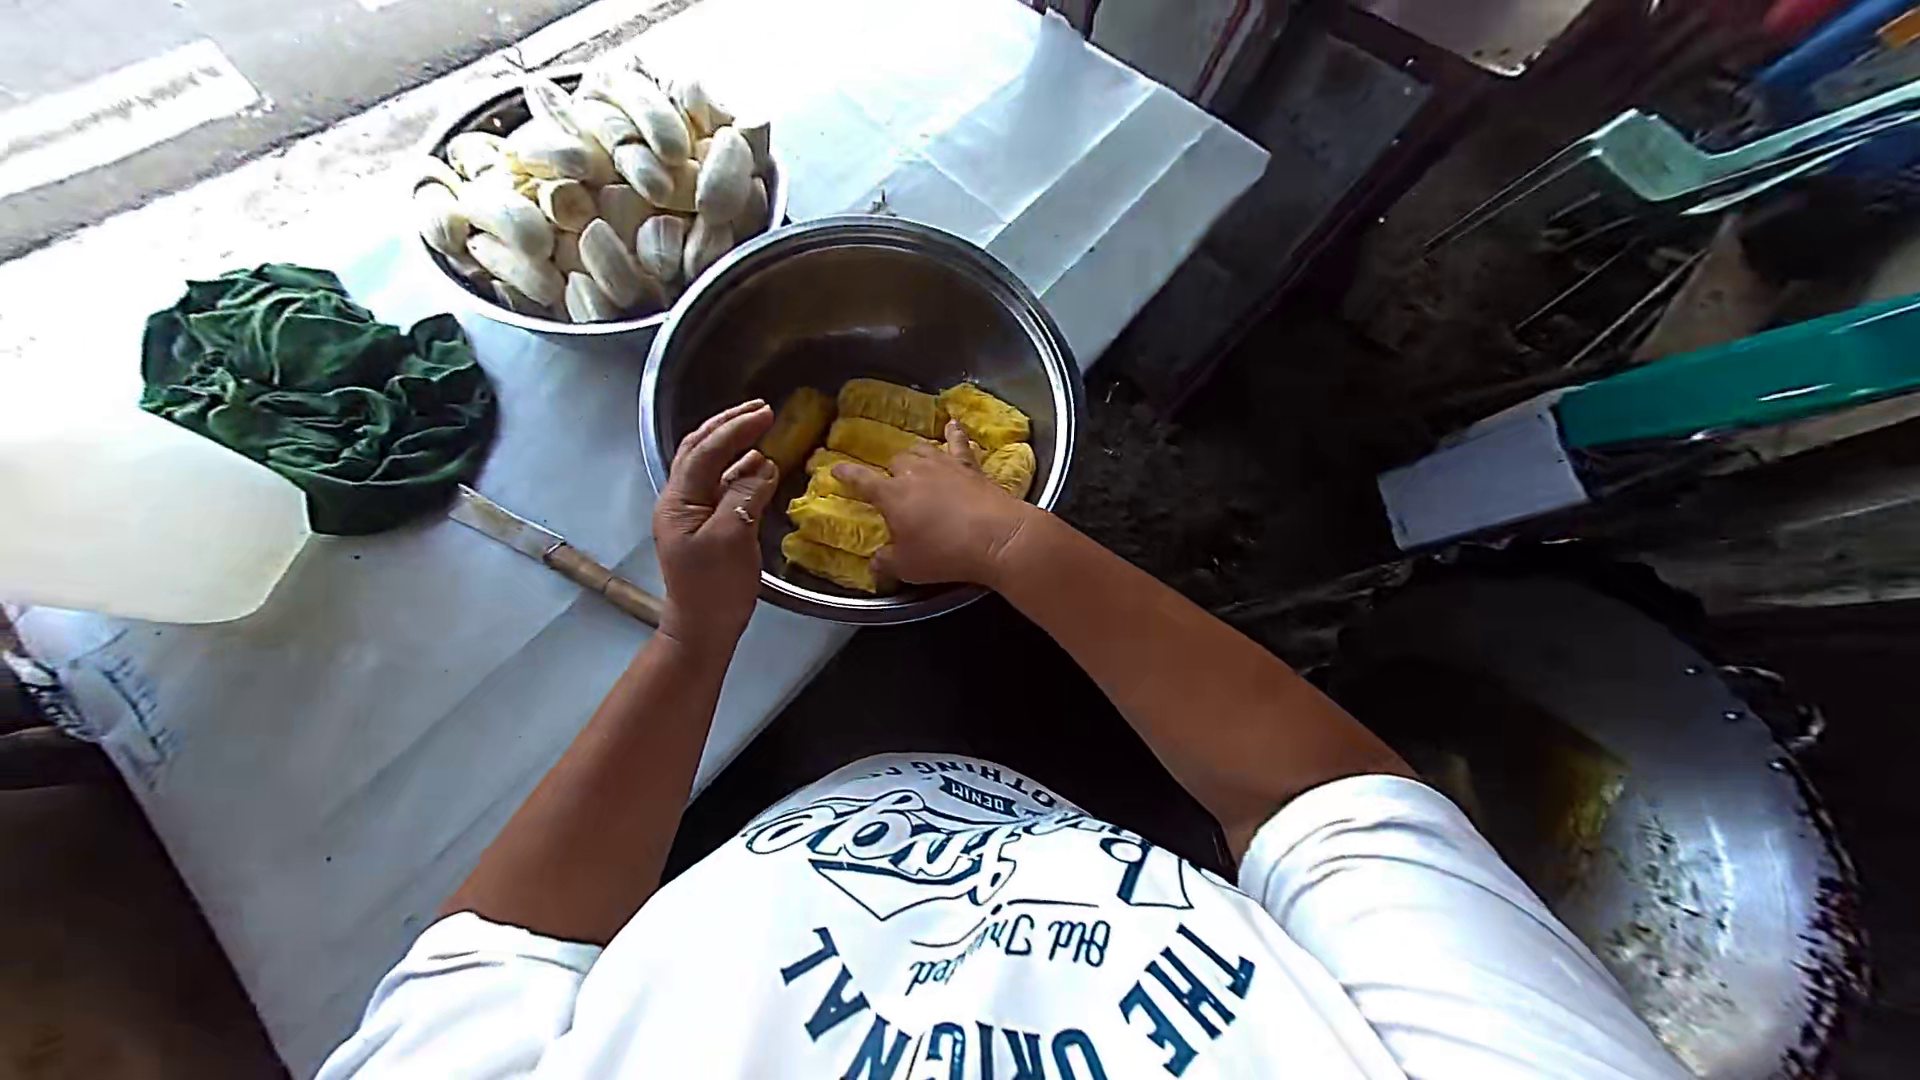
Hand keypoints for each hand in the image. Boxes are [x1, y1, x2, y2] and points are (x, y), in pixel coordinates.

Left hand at [653, 400, 779, 649]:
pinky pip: (724, 485)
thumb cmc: (715, 587)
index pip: (707, 451)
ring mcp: (693, 512)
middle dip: (729, 425)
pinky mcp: (709, 524)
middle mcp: (681, 499)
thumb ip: (745, 497)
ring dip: (734, 442)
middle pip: (700, 449)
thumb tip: (764, 465)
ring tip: (760, 426)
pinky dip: (741, 468)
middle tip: (760, 408)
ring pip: (711, 464)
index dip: (736, 429)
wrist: (703, 626)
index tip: (766, 413)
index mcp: (679, 500)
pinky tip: (760, 463)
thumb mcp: (731, 539)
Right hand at [832, 420, 1035, 586]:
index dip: (847, 474)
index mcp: (892, 495)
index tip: (835, 469)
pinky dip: (954, 434)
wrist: (996, 537)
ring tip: (913, 461)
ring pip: (921, 449)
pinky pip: (959, 443)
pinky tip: (953, 424)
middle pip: (895, 461)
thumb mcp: (908, 567)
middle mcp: (915, 472)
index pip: (861, 480)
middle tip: (892, 484)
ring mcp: (944, 465)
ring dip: (915, 455)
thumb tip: (875, 563)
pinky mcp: (971, 467)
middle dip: (890, 471)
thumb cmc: (945, 553)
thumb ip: (887, 562)